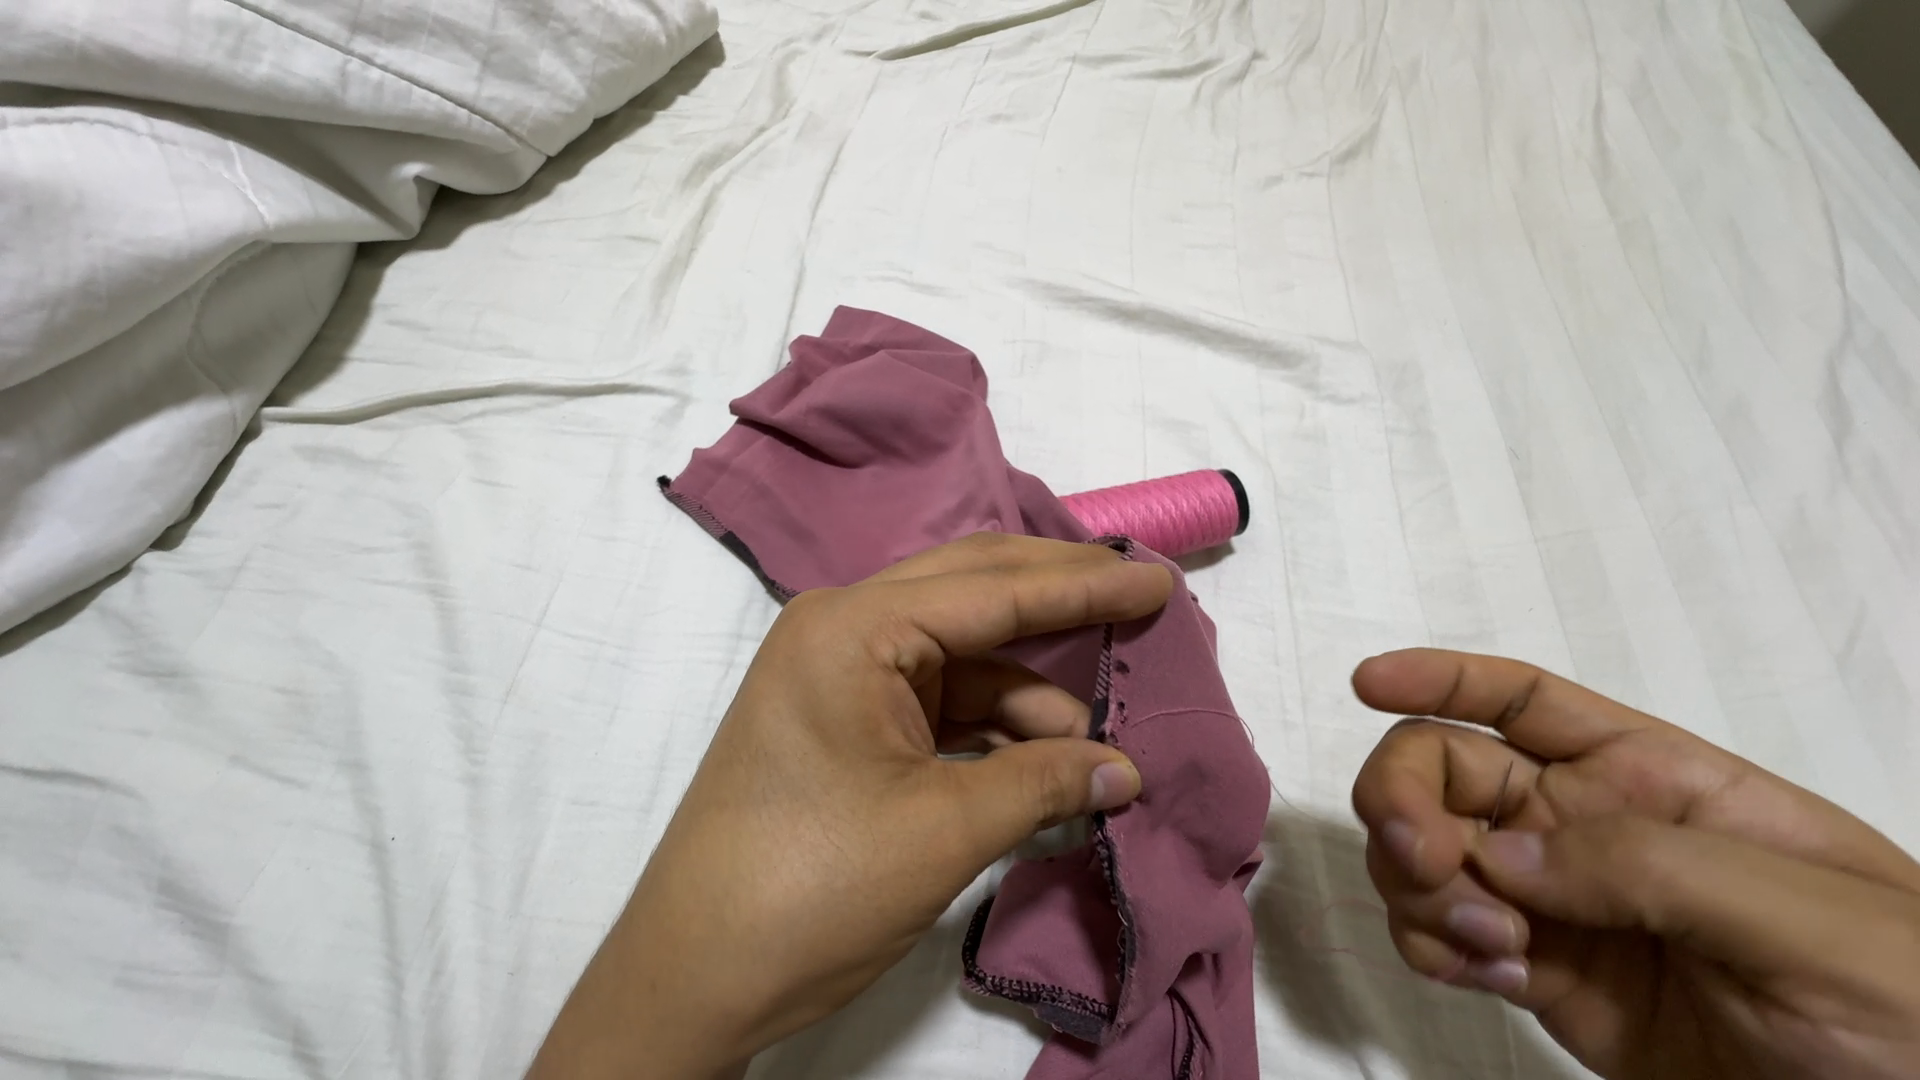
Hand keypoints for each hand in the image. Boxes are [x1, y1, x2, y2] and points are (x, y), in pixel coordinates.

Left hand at [529, 534, 1172, 1079]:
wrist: (694, 975)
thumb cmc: (810, 887)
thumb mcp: (941, 830)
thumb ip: (1041, 785)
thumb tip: (1125, 770)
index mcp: (853, 627)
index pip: (990, 591)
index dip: (1082, 588)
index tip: (1154, 585)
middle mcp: (845, 630)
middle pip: (973, 595)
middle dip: (1058, 601)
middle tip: (1138, 600)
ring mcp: (844, 675)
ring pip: (963, 658)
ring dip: (1031, 693)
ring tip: (1100, 741)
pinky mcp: (851, 721)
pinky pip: (942, 703)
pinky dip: (996, 728)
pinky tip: (1047, 763)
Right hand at [1350, 648, 1919, 1079]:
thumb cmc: (1919, 1016)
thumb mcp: (1814, 925)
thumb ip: (1650, 868)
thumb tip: (1499, 856)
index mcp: (1646, 779)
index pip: (1520, 700)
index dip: (1438, 678)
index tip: (1365, 686)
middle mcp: (1575, 824)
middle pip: (1437, 769)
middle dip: (1402, 799)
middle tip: (1421, 856)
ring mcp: (1545, 901)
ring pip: (1416, 850)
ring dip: (1416, 885)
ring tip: (1491, 948)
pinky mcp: (1526, 971)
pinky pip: (1430, 931)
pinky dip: (1428, 944)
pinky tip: (1489, 979)